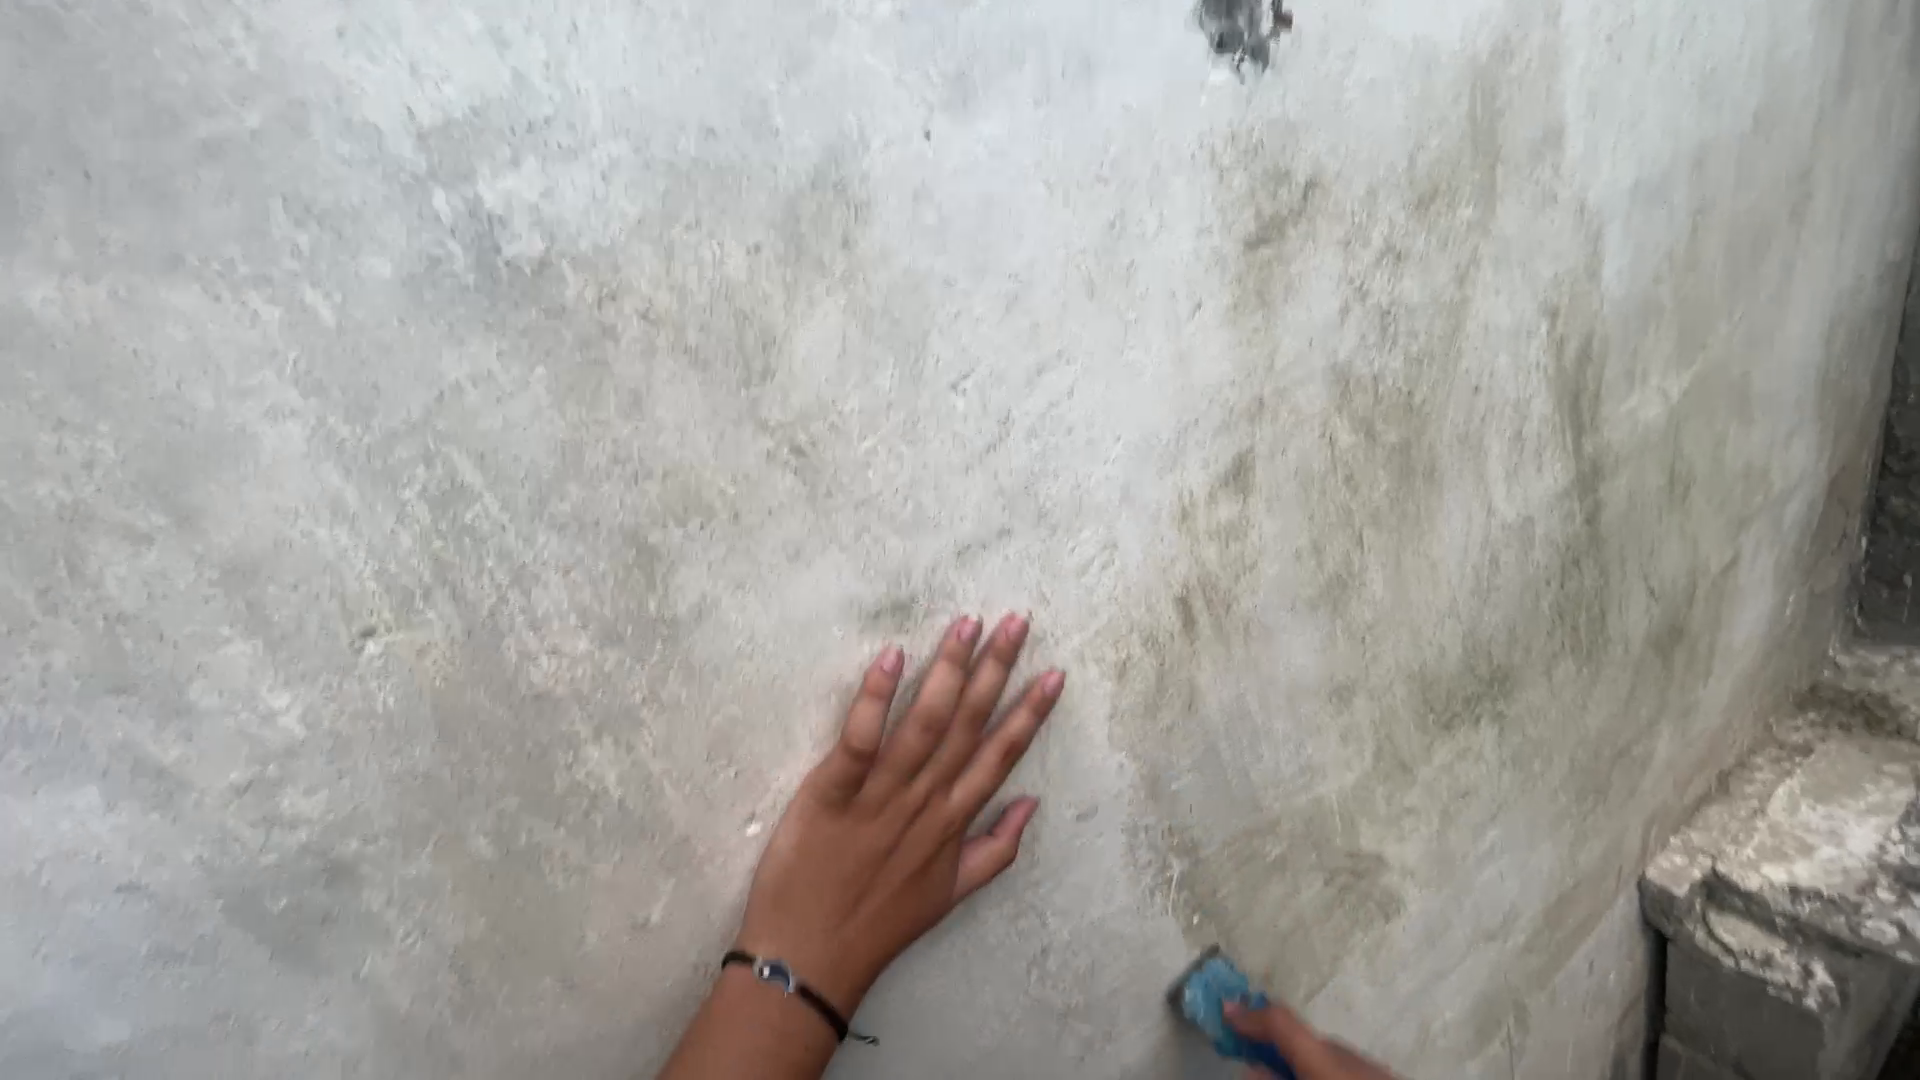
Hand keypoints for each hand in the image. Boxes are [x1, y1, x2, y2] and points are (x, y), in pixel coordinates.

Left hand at [734, 613, 1065, 1014]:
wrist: (808, 962)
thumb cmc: (877, 924)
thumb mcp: (950, 895)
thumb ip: (996, 850)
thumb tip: (1032, 803)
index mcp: (952, 820)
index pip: (1001, 754)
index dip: (1030, 712)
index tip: (1053, 673)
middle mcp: (925, 799)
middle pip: (968, 724)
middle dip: (996, 670)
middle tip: (1015, 621)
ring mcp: (880, 794)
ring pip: (924, 722)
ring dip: (949, 671)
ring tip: (968, 625)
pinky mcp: (831, 791)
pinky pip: (860, 739)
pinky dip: (876, 699)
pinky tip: (893, 657)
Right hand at [1225, 1002, 1397, 1078]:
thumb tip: (1252, 1069)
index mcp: (1325, 1063)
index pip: (1281, 1020)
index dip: (1249, 1014)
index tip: (1224, 1012)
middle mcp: (1353, 1058)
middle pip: (1307, 1041)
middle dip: (1279, 1048)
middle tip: (1256, 1061)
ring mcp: (1378, 1071)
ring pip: (1332, 1059)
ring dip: (1308, 1066)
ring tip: (1292, 1076)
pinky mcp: (1390, 1079)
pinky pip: (1353, 1073)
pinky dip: (1333, 1076)